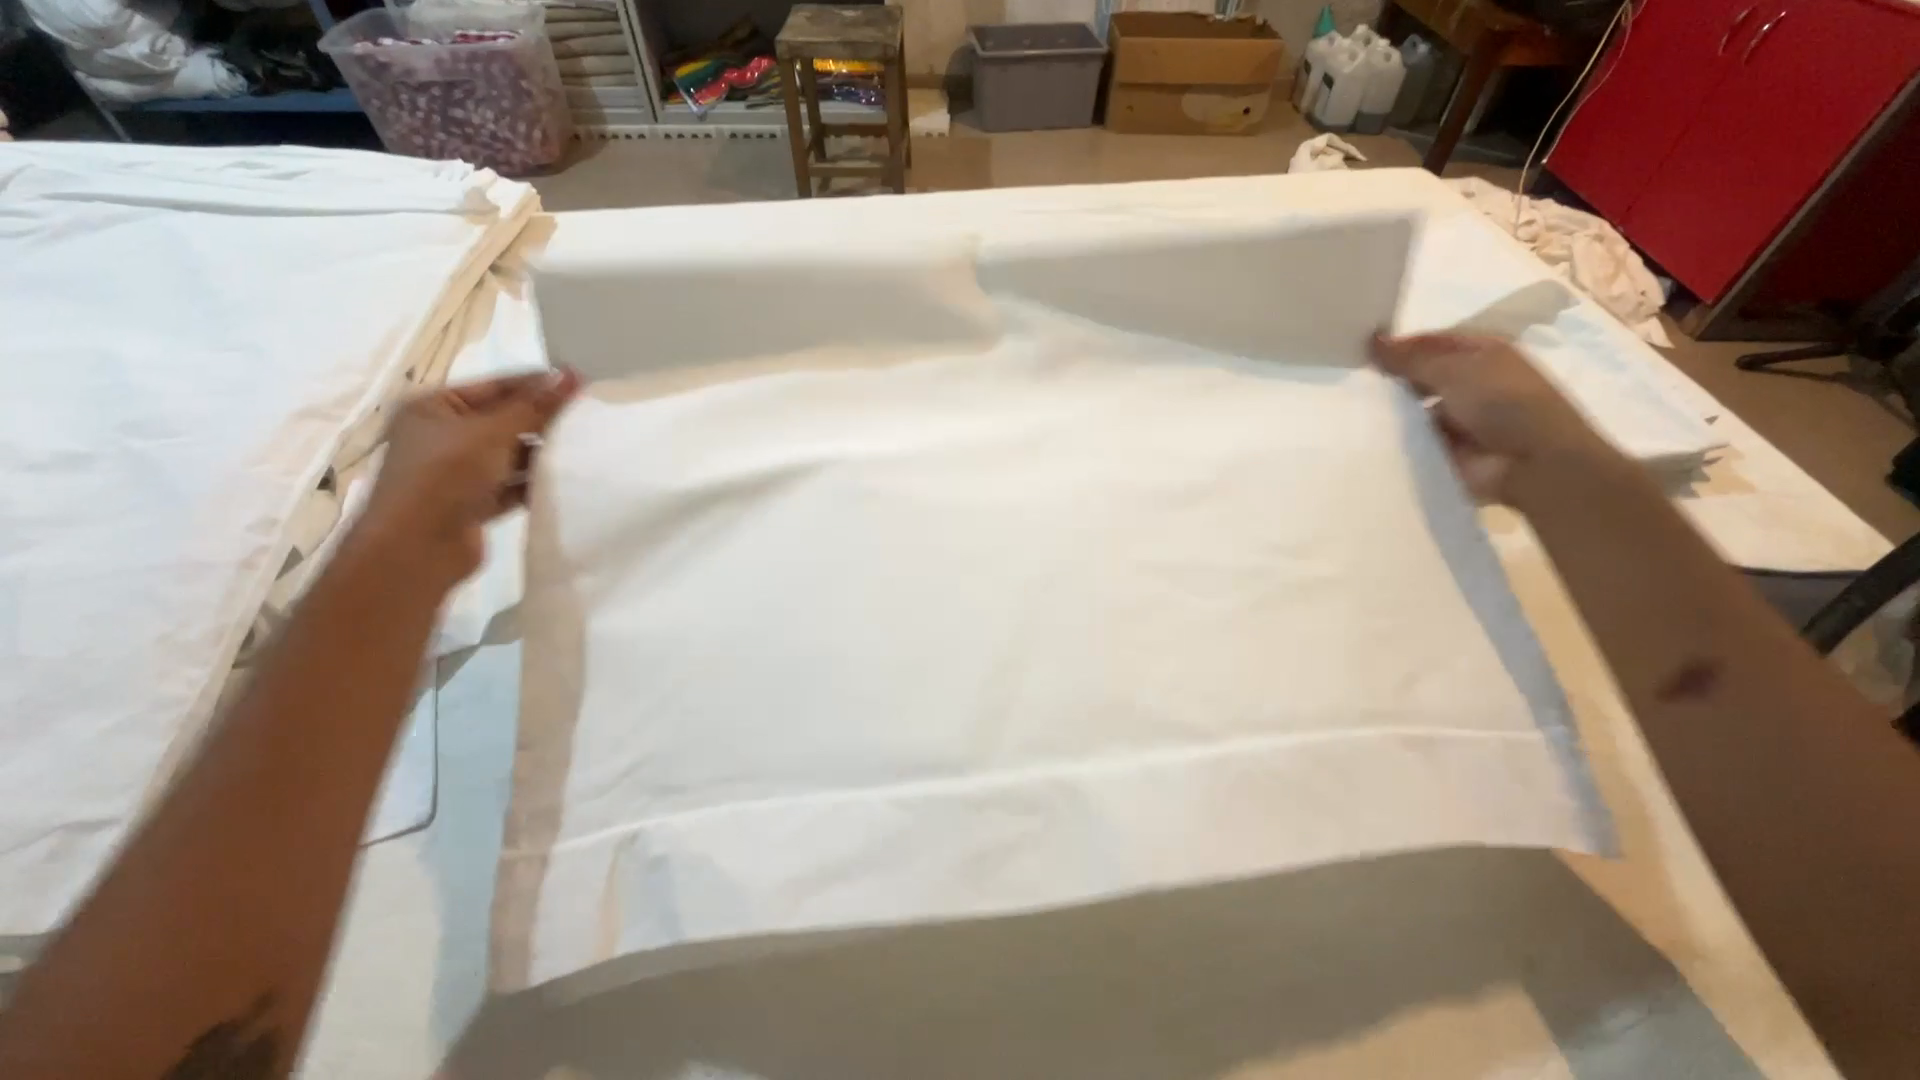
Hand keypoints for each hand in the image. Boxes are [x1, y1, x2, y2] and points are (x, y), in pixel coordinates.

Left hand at [355, 369, 580, 589]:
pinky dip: (533, 483)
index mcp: (433, 406)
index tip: (580, 382)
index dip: (536, 383)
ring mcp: (455, 471)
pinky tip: (564, 480)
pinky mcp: (472, 503)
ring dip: (540, 452)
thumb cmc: (443, 477)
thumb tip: (570, 375)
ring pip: (508, 454)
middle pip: (503, 419)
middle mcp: (441, 435)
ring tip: (583, 446)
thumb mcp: (491, 433)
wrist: (415, 549)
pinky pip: (510, 485)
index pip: (494, 386)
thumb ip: (533, 406)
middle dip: (541, 419)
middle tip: (588, 414)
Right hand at [1370, 332, 1617, 507]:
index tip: (1359, 351)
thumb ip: (1411, 358)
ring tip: (1350, 407)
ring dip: (1391, 409)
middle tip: (1349, 379)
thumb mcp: (1456, 369)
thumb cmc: (1502, 401)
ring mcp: (1458, 416)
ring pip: (1414, 407)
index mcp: (1481, 352)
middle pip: (1421, 374)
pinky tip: (1363, 434)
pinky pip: (1413, 437)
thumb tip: (1373, 341)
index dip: (1399, 345)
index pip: (1431, 341)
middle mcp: (1470, 381)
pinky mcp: (1446, 447)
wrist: (1531, 463)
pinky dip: (1394, 437)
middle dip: (1392, 377)